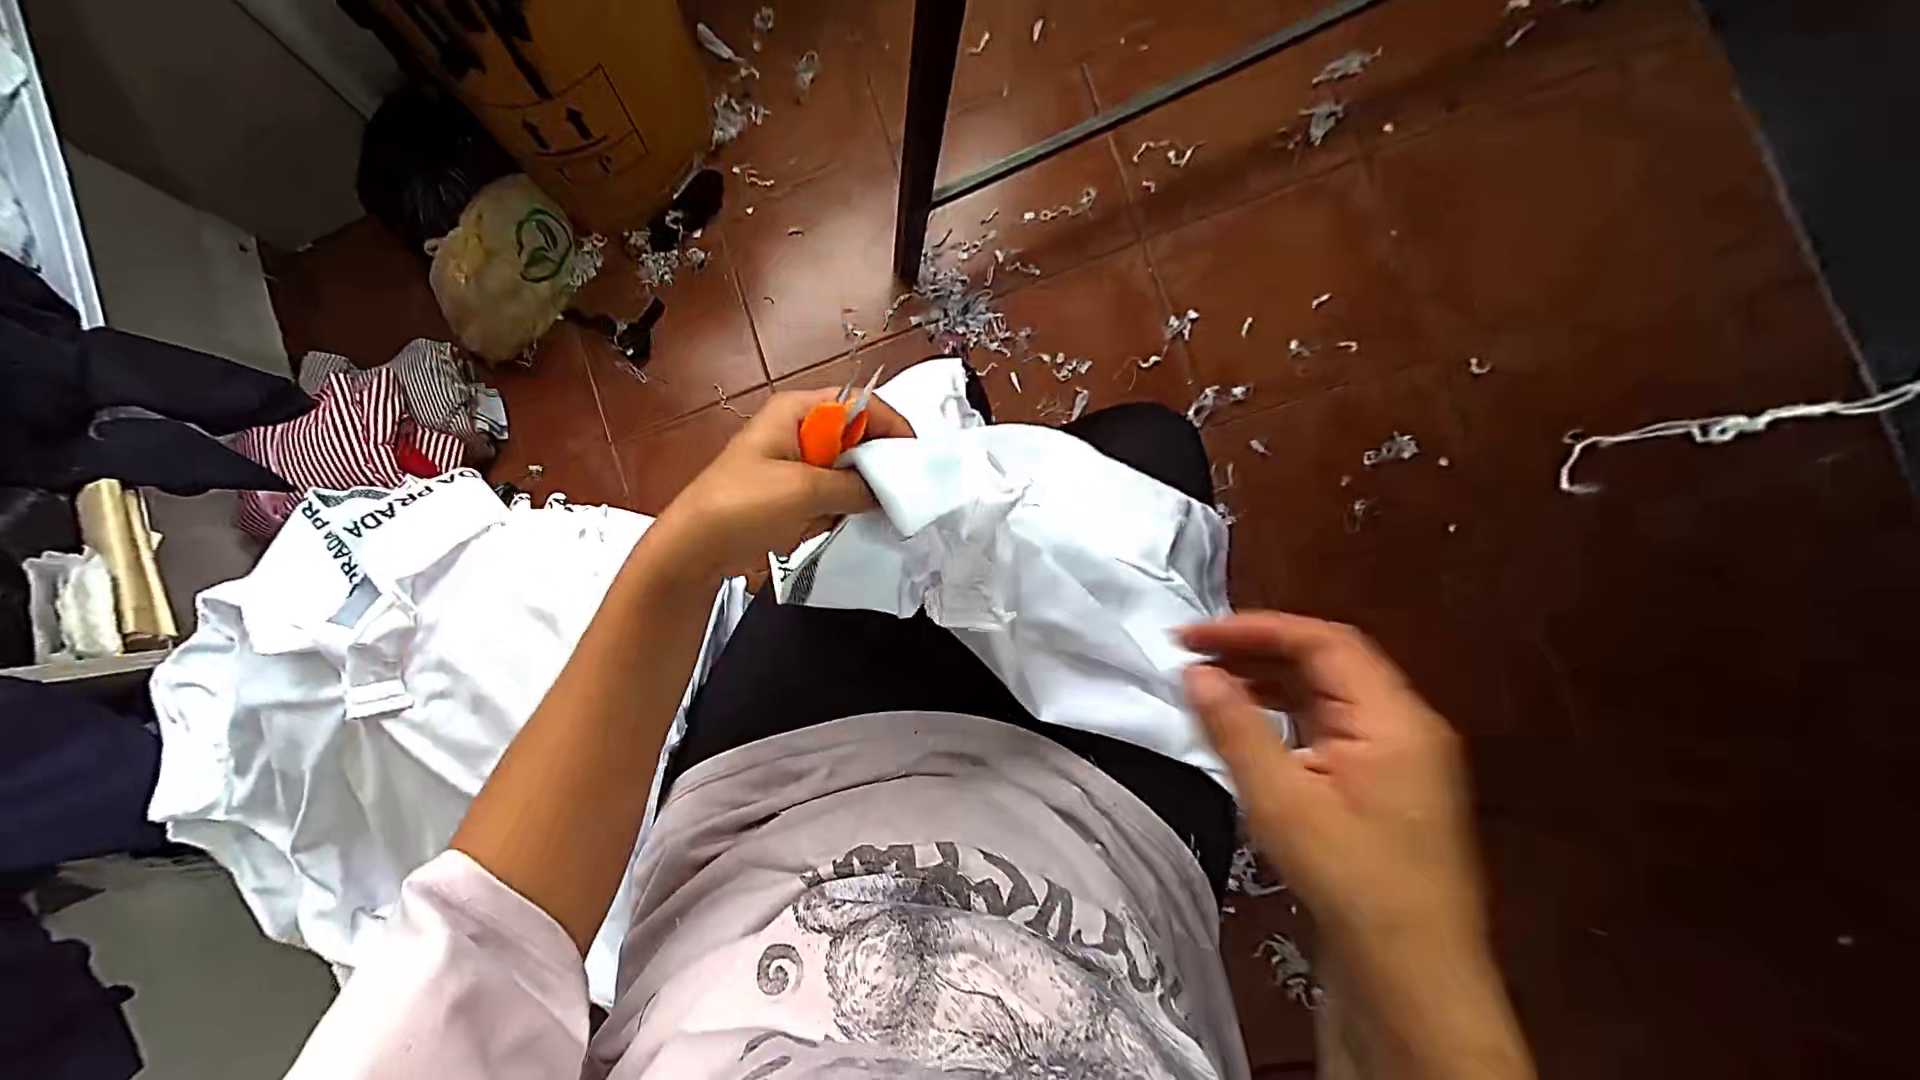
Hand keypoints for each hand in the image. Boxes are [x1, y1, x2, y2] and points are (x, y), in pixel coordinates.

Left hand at [653, 388, 913, 575]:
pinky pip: (837, 496)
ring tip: (878, 511)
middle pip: (858, 439)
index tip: (914, 456)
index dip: (890, 426)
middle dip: (878, 464)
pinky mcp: (798, 495)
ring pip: (851, 471)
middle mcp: (802, 432)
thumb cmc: (741, 504)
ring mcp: (800, 466)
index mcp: (798, 412)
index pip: (860, 404)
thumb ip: (855, 486)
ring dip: (862, 492)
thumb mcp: (805, 490)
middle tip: (903, 489)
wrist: (697, 548)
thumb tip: (886, 492)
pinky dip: (845, 510)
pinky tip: (848, 524)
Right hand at [1183, 613, 1533, 1079]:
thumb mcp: (1282, 801)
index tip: (1194, 635)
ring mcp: (1397, 750)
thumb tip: (1194, 672)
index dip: (1253, 628)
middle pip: (1326, 659)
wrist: (1412, 975)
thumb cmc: (1350, 881)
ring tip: (1210, 676)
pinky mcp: (1382, 776)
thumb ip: (1235, 728)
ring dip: (1267, 675)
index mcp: (1393, 718)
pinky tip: (1247, 716)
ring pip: (1325, 688)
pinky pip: (1328, 719)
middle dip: (1256, 647)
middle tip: (1193, 650)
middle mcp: (1402, 722)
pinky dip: (1283, 707)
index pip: (1321, 641)